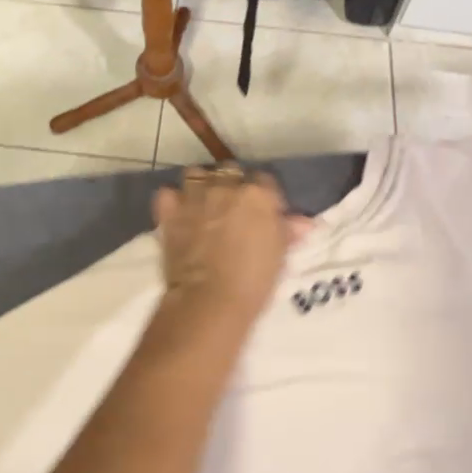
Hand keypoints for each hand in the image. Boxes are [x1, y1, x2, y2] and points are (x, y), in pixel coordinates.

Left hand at [152, 164, 311, 324]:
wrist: (210, 300)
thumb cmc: (253, 281)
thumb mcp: (279, 256)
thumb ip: (287, 230)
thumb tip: (303, 222)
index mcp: (258, 194)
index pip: (264, 180)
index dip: (262, 195)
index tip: (261, 213)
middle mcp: (226, 186)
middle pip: (230, 172)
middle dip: (231, 185)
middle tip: (232, 211)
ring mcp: (195, 196)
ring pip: (196, 174)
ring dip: (201, 186)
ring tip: (203, 206)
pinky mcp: (170, 211)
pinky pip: (169, 194)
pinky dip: (173, 201)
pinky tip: (178, 215)